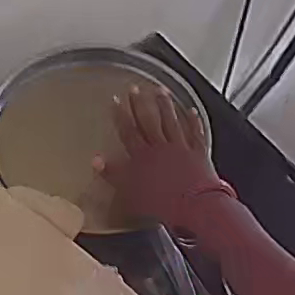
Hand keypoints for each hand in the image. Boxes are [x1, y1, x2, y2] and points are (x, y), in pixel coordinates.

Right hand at [94, 85, 223, 231]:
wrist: (194, 206)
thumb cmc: (161, 204)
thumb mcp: (129, 193)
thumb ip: (113, 175)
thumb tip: (96, 160)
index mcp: (142, 156)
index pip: (128, 130)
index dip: (121, 115)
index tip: (116, 100)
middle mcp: (160, 147)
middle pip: (148, 120)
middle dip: (140, 103)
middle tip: (136, 88)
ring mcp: (180, 147)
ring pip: (171, 121)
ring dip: (165, 104)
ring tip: (160, 90)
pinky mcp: (198, 153)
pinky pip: (194, 132)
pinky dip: (193, 120)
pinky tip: (191, 110)